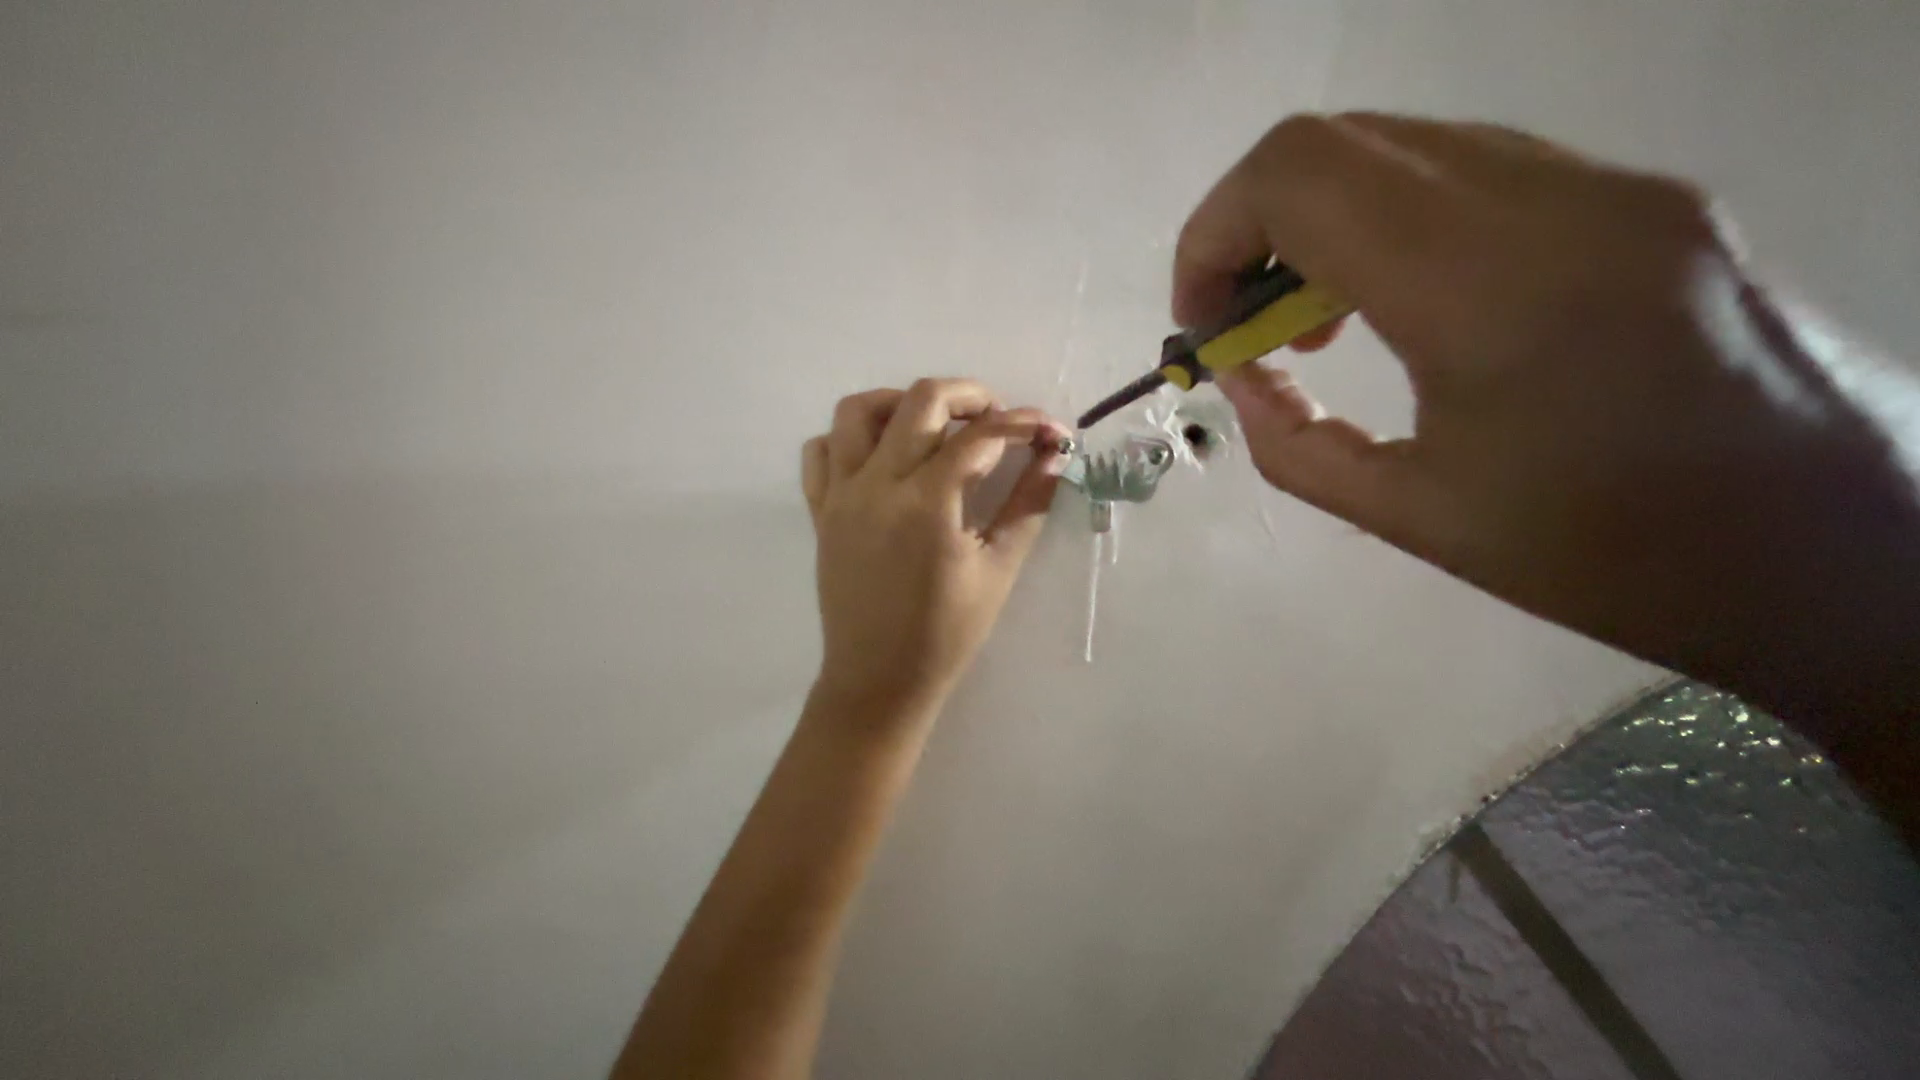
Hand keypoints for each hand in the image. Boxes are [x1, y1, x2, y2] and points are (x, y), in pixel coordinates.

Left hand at [800, 379, 1071, 718]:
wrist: (878, 679)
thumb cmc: (946, 634)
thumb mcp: (997, 571)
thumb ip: (1026, 506)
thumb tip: (1054, 458)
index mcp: (927, 503)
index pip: (980, 437)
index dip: (1023, 424)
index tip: (1051, 431)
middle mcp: (877, 485)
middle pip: (919, 400)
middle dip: (969, 395)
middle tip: (997, 418)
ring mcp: (841, 495)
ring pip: (857, 411)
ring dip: (901, 402)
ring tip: (933, 426)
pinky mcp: (821, 511)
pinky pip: (821, 451)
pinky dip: (849, 438)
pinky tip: (881, 457)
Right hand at [1175, 113, 1919, 725]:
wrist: (1848, 556)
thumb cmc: (1613, 560)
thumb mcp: (1414, 517)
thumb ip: (1293, 440)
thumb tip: (1239, 375)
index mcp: (1489, 289)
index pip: (1298, 175)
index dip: (1211, 235)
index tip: (1201, 324)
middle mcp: (1556, 200)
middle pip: (1341, 140)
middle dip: (1256, 228)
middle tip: (1248, 327)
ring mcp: (1614, 185)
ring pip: (1406, 146)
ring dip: (1325, 223)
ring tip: (1319, 325)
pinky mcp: (1646, 197)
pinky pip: (1476, 172)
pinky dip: (1395, 224)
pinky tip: (1403, 307)